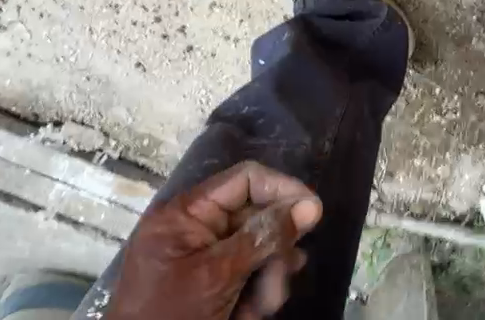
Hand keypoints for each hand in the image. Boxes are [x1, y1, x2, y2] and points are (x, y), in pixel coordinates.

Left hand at [106, 161, 322, 319]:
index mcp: (185, 214)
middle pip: (255, 215)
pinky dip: (256, 289)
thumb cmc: (170, 319)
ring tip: (268, 303)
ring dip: (270, 273)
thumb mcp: (219, 275)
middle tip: (288, 274)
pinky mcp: (206, 283)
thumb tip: (312, 205)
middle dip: (275, 246)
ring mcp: (200, 257)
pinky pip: (244, 272)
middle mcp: (194, 228)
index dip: (283, 189)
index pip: (246, 179)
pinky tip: (259, 310)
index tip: (313, 211)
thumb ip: (264, 237)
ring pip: (255, 246)